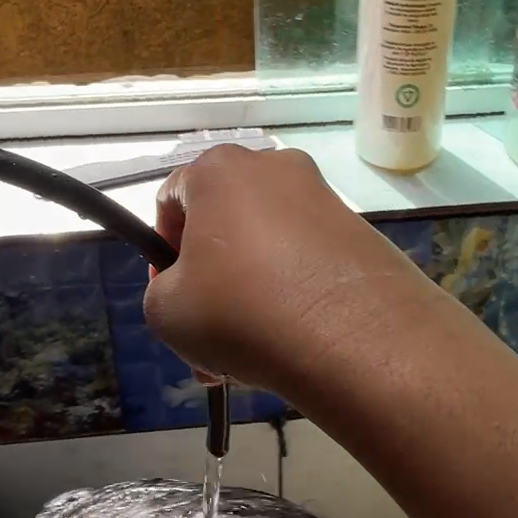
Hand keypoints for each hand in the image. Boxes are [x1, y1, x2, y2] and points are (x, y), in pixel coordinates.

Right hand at [145, 144, 430, 392]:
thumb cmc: (242, 310)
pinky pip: (305, 254)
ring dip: (249, 289)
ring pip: (265, 242)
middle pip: (223, 220)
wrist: (352, 335)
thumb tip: (188, 286)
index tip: (173, 291)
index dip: (163, 248)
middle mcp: (273, 166)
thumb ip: (161, 288)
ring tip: (249, 351)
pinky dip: (291, 287)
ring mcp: (321, 193)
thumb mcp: (165, 312)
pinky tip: (289, 338)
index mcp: (219, 169)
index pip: (172, 198)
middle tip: (208, 332)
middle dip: (210, 276)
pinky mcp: (355, 227)